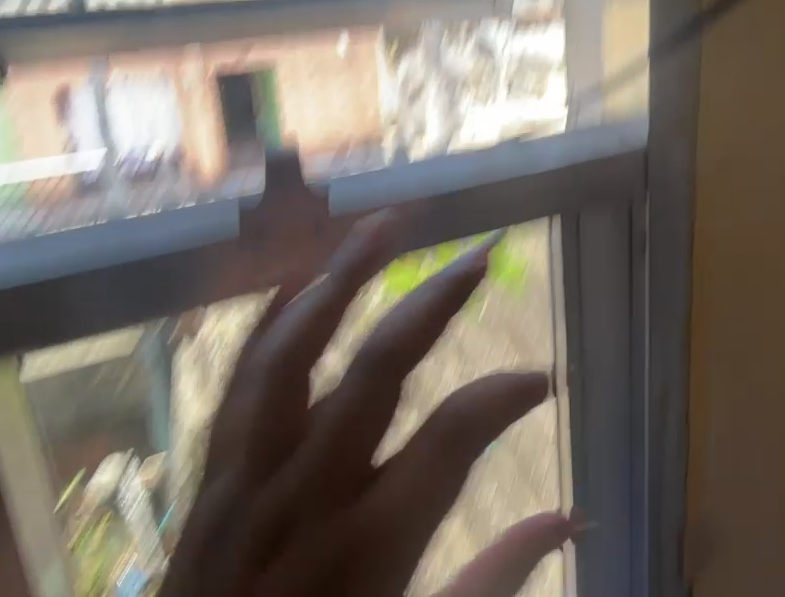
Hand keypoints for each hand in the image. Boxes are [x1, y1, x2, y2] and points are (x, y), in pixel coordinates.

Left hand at [159, 210, 578, 596]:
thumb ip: (495, 579)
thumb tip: (574, 519)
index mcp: (367, 549)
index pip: (452, 439)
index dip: (503, 397)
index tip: (542, 381)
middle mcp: (305, 500)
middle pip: (374, 374)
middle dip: (432, 305)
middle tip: (479, 256)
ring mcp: (247, 484)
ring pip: (293, 358)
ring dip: (340, 280)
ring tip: (384, 224)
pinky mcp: (210, 482)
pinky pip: (239, 384)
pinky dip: (272, 320)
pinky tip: (300, 272)